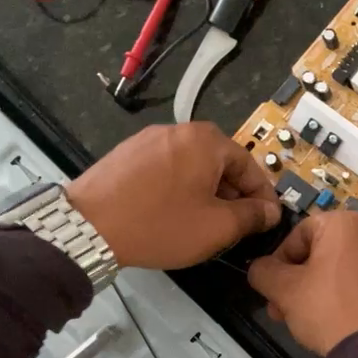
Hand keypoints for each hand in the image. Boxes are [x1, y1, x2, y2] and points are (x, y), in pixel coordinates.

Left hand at [67, 121, 280, 269]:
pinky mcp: (127, 153)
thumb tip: (271, 211)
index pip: (251, 166)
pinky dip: (180, 187)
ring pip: (194, 165)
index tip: (268, 219)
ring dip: (207, 191)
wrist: (87, 226)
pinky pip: (168, 168)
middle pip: (221, 163)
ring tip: (205, 221)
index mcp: (207, 141)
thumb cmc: (162, 224)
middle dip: (234, 193)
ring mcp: (149, 139)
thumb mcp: (218, 227)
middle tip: (237, 224)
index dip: (264, 196)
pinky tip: (174, 213)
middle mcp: (180, 130)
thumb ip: (253, 216)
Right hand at [246, 210, 357, 354]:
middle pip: (323, 252)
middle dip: (298, 281)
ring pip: (344, 268)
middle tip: (283, 310)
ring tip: (308, 320)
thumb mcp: (284, 291)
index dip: (279, 262)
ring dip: (320, 289)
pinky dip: (349, 294)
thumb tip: (260, 268)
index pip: (299, 234)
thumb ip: (264, 272)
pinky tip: (340, 319)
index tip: (271, 289)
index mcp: (345, 223)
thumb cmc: (329, 310)